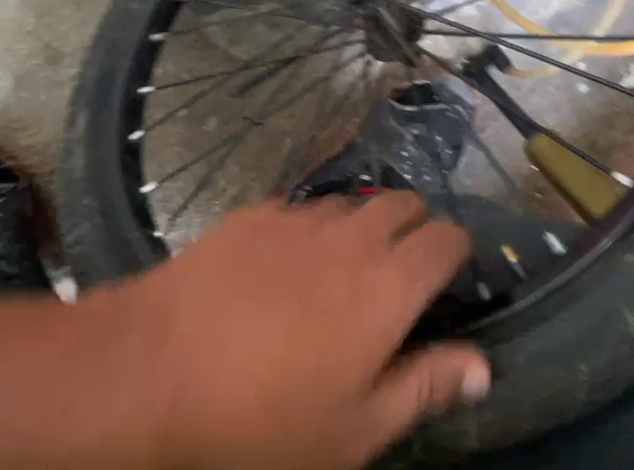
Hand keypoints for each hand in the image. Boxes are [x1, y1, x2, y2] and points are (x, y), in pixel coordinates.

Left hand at [103, 192, 489, 469]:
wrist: (150, 373)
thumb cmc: (260, 421)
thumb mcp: (354, 430)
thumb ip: (425, 387)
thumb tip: (483, 366)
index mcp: (389, 286)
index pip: (448, 238)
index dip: (456, 253)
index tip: (447, 281)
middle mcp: (351, 236)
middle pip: (404, 203)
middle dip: (413, 230)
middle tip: (396, 279)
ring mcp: (298, 218)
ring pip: (352, 204)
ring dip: (360, 228)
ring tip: (337, 275)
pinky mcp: (252, 213)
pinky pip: (299, 210)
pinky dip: (308, 230)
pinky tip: (280, 269)